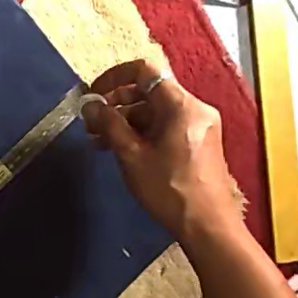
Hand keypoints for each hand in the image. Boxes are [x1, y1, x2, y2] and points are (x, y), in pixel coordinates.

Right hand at [82, 59, 240, 238]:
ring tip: (100, 142)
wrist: (208, 225)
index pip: (144, 72)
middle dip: (117, 104)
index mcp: (181, 105)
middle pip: (149, 92)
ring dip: (127, 122)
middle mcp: (194, 108)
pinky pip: (166, 126)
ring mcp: (199, 125)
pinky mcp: (199, 142)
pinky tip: (123, 150)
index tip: (93, 97)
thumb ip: (110, 126)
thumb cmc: (169, 190)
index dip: (113, 79)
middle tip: (91, 125)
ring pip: (156, 112)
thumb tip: (90, 105)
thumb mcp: (132, 157)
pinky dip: (143, 133)